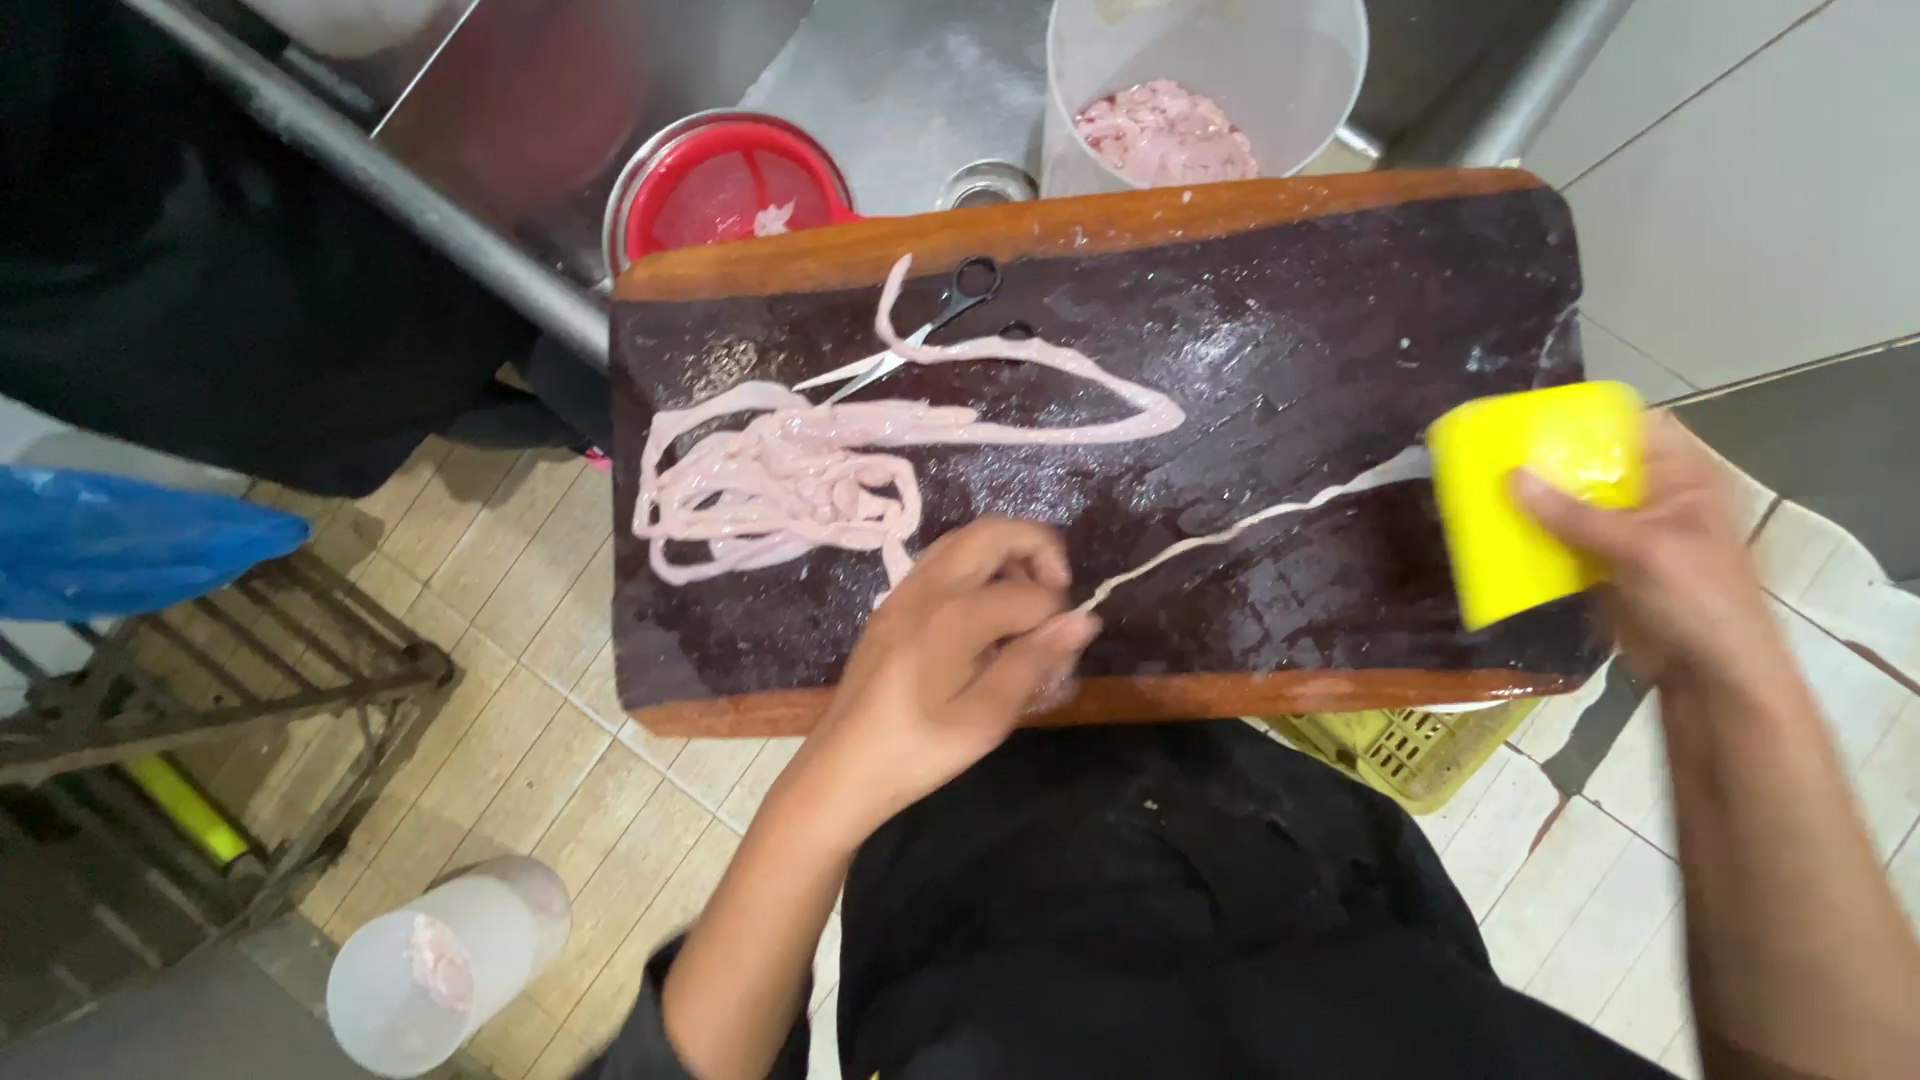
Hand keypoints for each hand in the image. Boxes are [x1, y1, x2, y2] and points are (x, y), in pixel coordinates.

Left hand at [786, 518, 1101, 842]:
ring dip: (1006, 554)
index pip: (1031, 593)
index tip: (1063, 655)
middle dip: (1039, 549)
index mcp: (953, 616)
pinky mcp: (892, 604)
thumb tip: (1083, 619)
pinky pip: (943, 561)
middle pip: (994, 531)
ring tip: (1026, 601)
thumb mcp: (985, 719)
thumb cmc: (917, 752)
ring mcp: (904, 590)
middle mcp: (927, 587)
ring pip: (965, 539)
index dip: (1059, 618)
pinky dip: (977, 567)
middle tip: (1058, 591)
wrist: (841, 768)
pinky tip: (986, 615)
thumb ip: (1034, 662)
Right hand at [1510, 411, 1786, 692]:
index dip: (1588, 418)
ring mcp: (1625, 532)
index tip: (1531, 419)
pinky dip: (1531, 534)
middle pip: (1593, 465)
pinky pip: (1559, 539)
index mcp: (1681, 479)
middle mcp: (1652, 497)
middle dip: (1545, 460)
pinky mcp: (1601, 563)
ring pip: (1571, 503)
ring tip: (1481, 485)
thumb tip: (1510, 477)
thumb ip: (1572, 514)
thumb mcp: (1637, 549)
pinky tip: (1494, 529)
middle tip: (1491, 452)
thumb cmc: (1697, 600)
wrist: (1708, 674)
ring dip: (1532, 499)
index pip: (1635, 426)